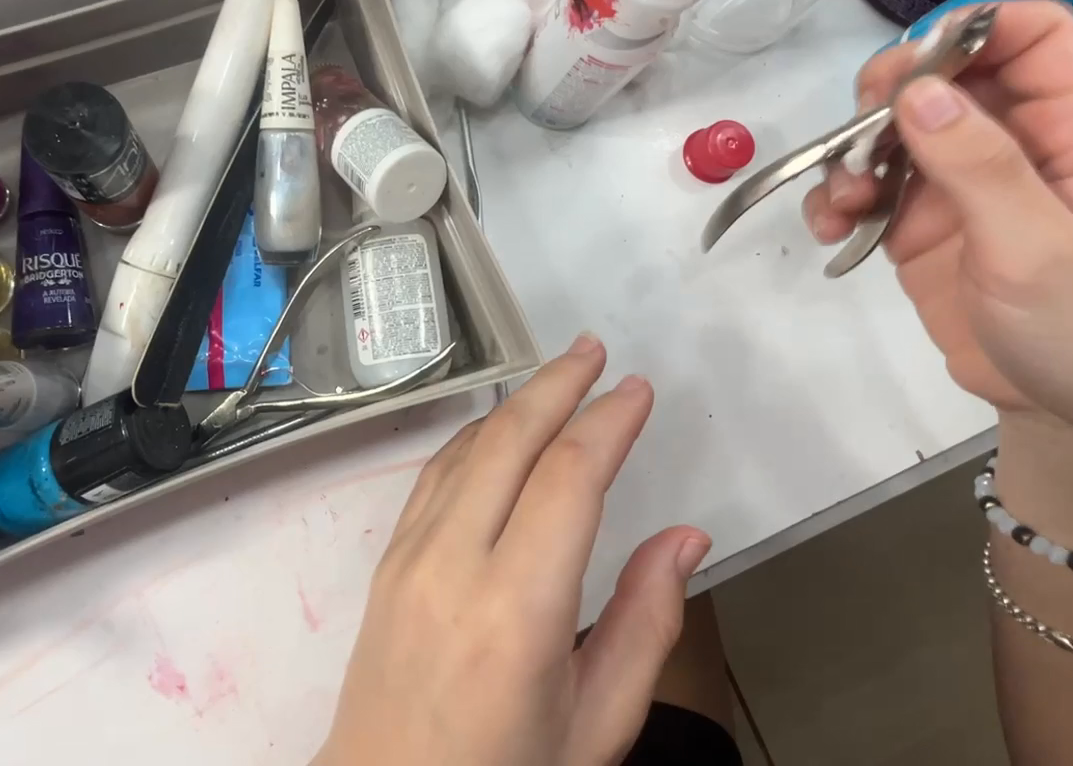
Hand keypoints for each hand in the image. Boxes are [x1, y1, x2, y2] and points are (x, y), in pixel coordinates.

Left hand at [315, 334, 710, 765]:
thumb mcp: (596, 723)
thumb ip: (645, 624)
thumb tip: (684, 538)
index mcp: (517, 610)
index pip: (568, 480)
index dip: (607, 424)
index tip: (637, 390)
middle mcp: (454, 563)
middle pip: (509, 441)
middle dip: (557, 384)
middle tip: (594, 348)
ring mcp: (410, 554)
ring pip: (467, 448)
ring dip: (515, 401)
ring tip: (559, 374)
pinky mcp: (389, 557)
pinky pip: (435, 474)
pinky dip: (475, 437)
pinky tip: (500, 426)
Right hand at [804, 1, 1072, 450]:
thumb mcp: (1044, 250)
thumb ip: (981, 168)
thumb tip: (918, 91)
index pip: (1036, 37)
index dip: (973, 31)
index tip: (909, 69)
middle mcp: (1018, 146)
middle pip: (946, 77)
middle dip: (889, 94)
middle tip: (857, 128)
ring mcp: (963, 186)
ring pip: (893, 133)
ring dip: (851, 156)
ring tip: (842, 203)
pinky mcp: (920, 227)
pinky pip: (867, 191)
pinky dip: (837, 201)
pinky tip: (831, 231)